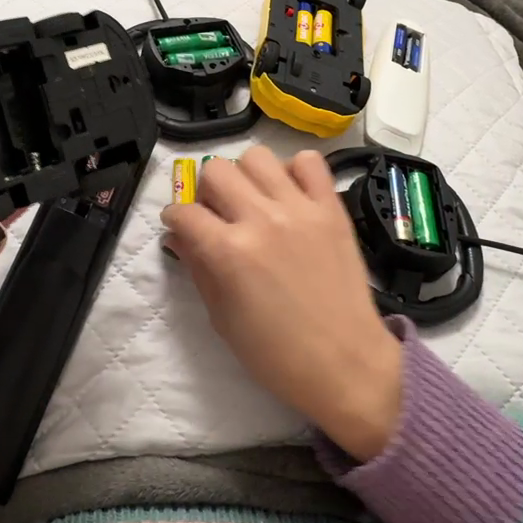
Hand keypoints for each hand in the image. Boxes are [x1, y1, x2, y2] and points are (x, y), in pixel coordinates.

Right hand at [161, 146, 401, 461]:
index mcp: (230, 252)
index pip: (184, 212)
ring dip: (246, 176)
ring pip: (257, 157)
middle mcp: (262, 219)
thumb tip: (178, 236)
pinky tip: (290, 195)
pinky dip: (295, 171)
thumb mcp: (222, 318)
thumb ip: (198, 269)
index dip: (175, 219)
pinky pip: (310, 162)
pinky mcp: (331, 208)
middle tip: (217, 214)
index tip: (180, 228)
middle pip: (215, 171)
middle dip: (207, 191)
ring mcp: (300, 209)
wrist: (347, 365)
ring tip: (254, 201)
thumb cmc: (277, 355)